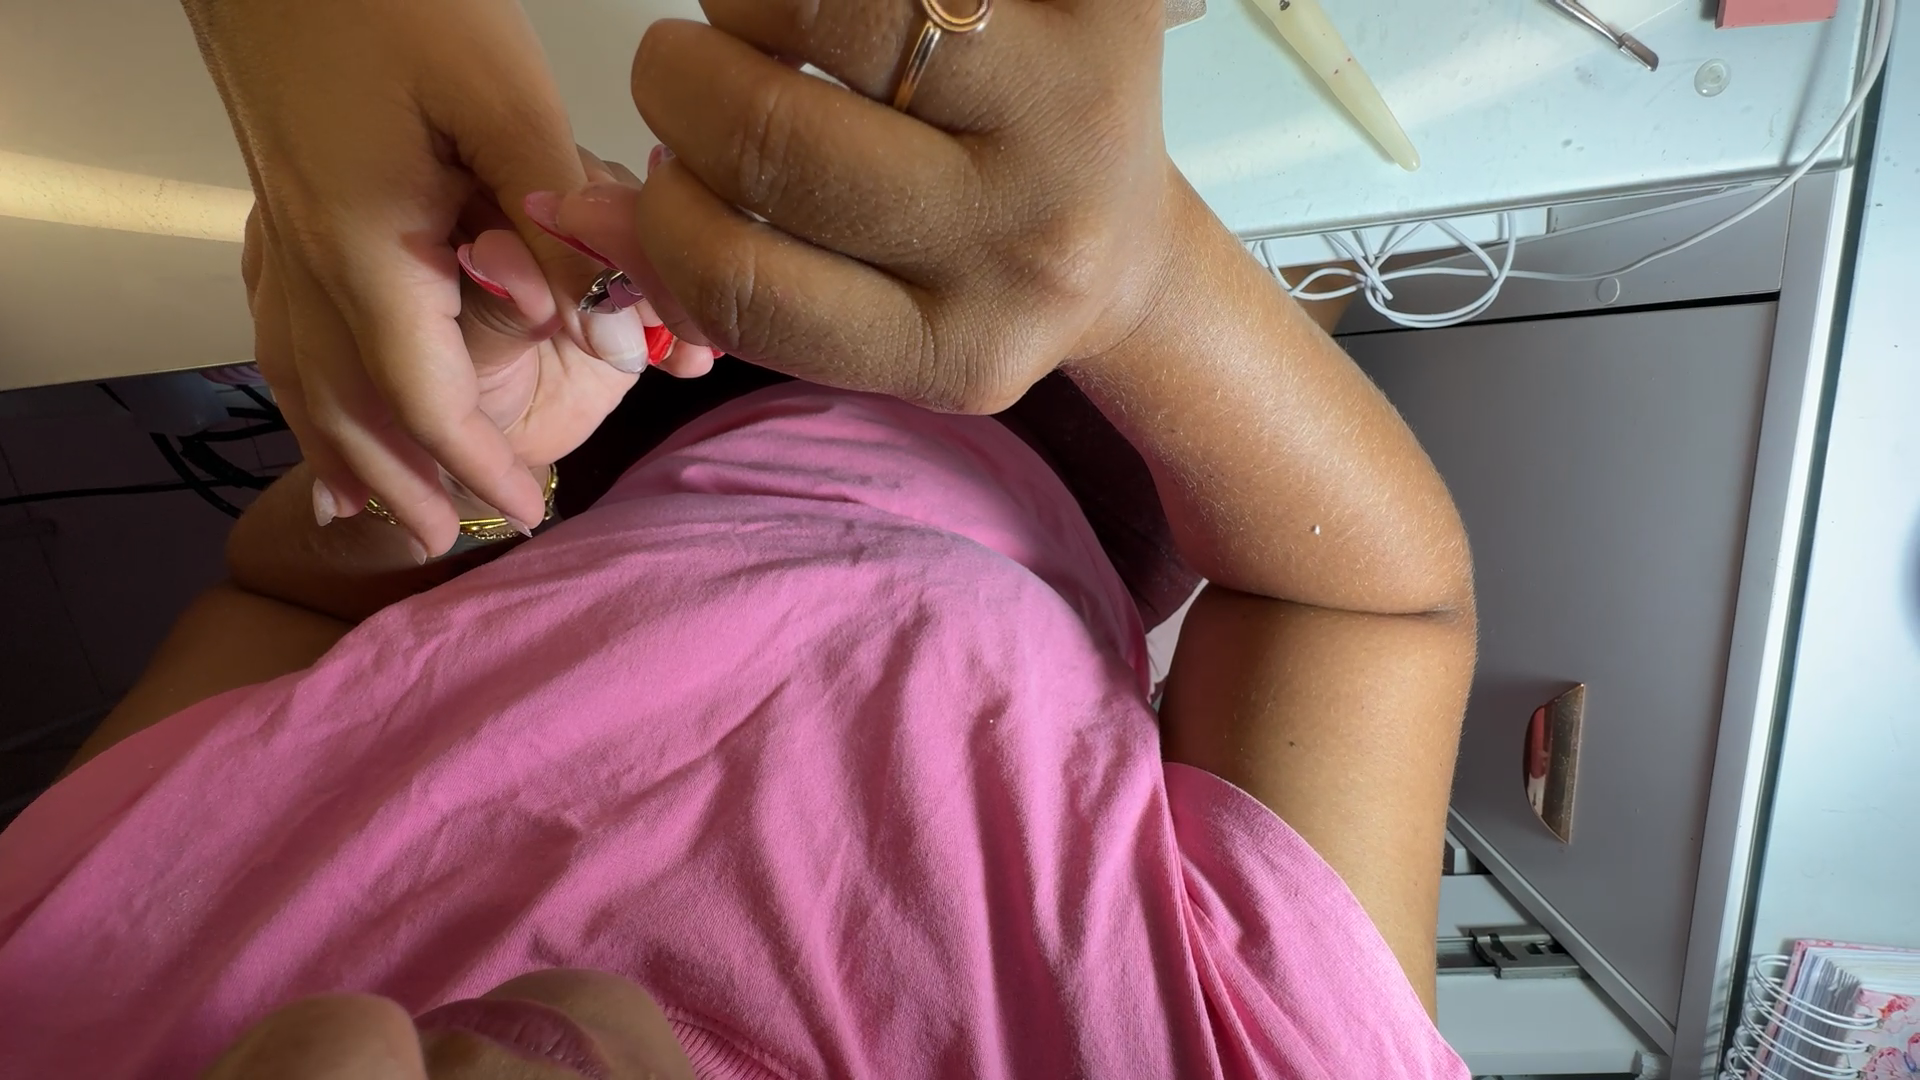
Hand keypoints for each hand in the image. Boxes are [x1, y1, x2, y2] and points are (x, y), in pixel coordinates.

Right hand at [184, 0, 661, 553]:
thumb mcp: (507, 111)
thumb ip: (554, 230)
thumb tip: (595, 329)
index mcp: (366, 250)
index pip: (425, 400)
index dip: (476, 466)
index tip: (526, 513)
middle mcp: (312, 254)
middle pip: (350, 406)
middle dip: (401, 481)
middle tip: (440, 541)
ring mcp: (290, 228)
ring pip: (303, 374)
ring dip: (341, 450)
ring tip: (366, 511)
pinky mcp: (297, 201)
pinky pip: (287, 322)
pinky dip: (303, 384)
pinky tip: (312, 403)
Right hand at [543, 0, 1178, 413]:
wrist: (1121, 256)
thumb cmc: (976, 302)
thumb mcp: (869, 338)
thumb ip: (732, 294)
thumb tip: (565, 211)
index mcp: (955, 355)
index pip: (743, 281)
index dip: (664, 219)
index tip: (671, 180)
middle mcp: (1022, 249)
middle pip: (771, 135)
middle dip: (685, 88)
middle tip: (705, 84)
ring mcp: (1074, 120)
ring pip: (825, 4)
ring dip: (748, 3)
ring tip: (781, 32)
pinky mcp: (1106, 9)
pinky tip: (845, 15)